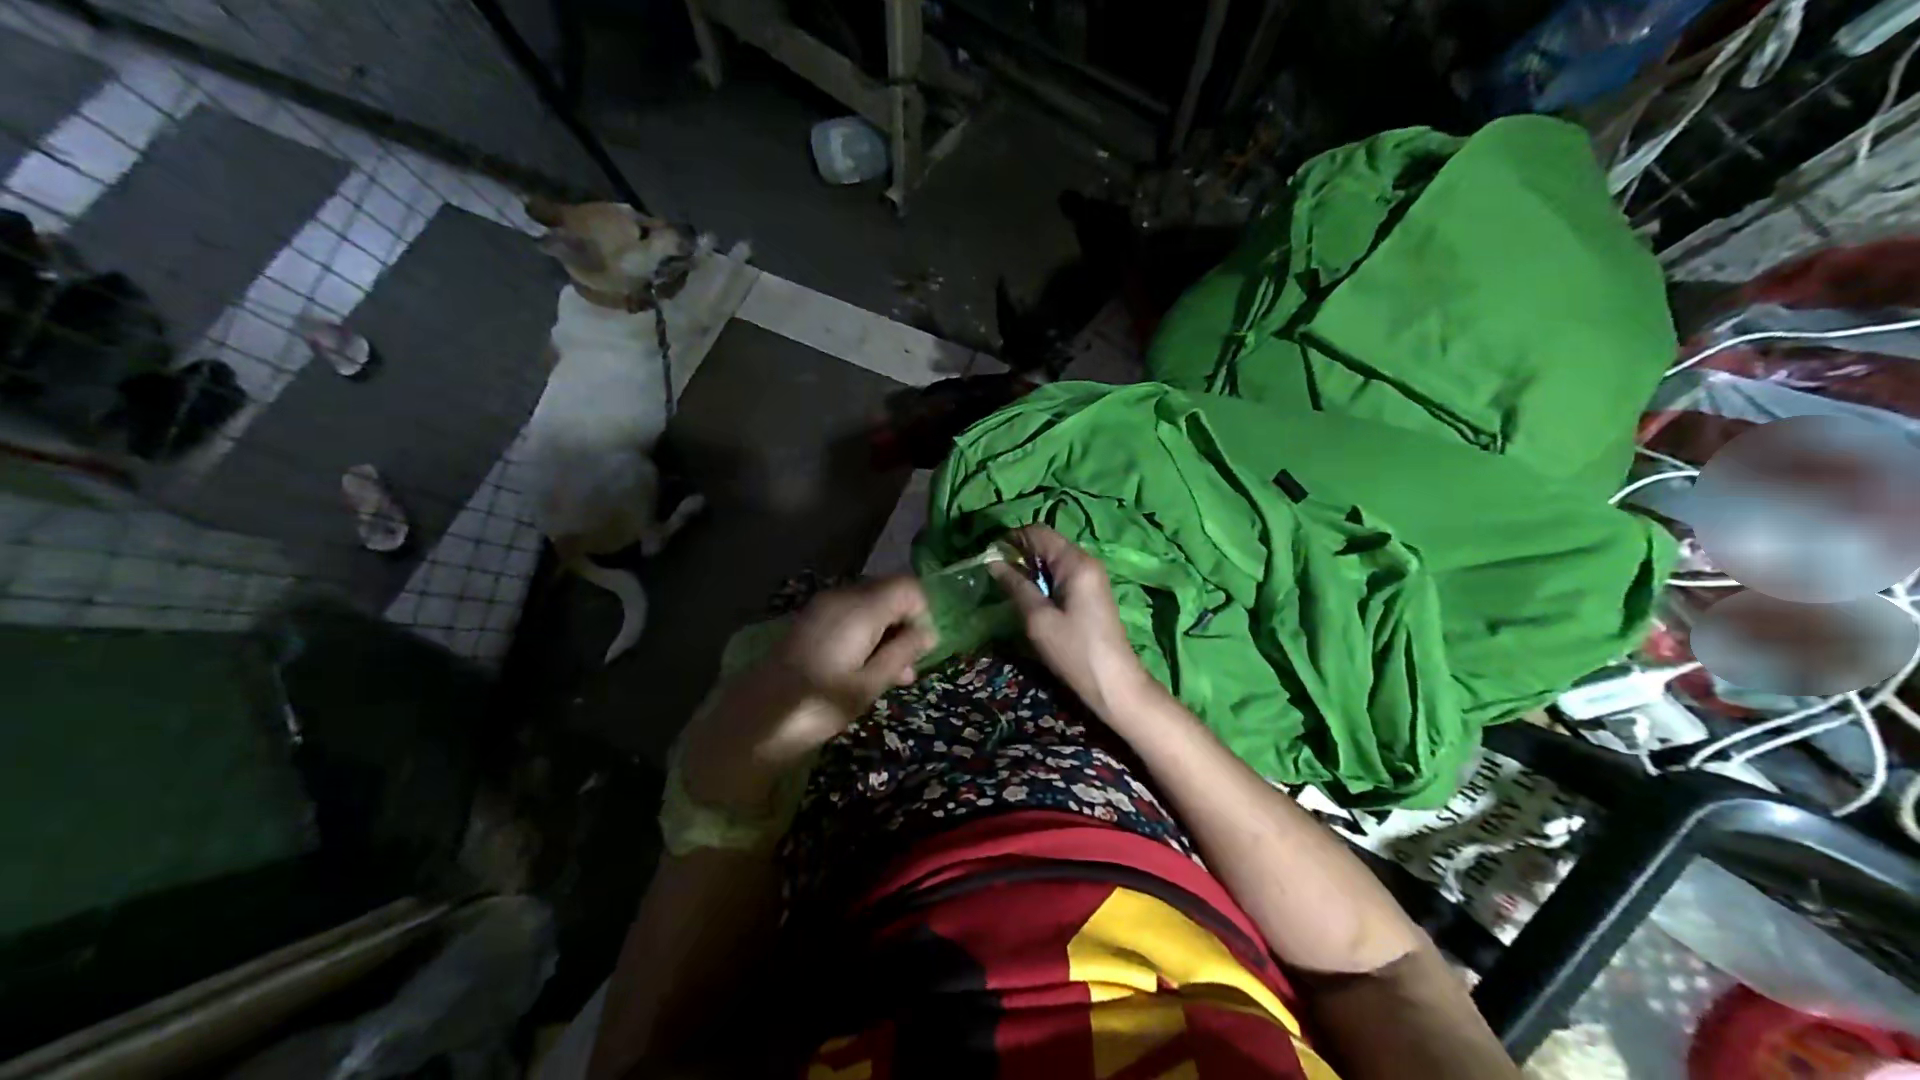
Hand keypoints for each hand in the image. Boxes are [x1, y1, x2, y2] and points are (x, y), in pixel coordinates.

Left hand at [680, 577, 933, 807]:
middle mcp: (842, 596)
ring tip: (889, 676)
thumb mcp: (870, 684)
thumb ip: (902, 652)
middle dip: (904, 625)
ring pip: (869, 606)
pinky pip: (849, 616)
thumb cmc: (818, 705)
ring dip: (885, 633)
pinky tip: (862, 669)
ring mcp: (822, 607)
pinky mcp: (809, 621)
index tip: (921, 650)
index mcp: (861, 608)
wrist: (754, 721)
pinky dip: (863, 635)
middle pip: (888, 593)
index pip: (908, 587)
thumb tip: (928, 632)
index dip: (922, 614)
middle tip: (907, 669)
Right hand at [989, 525, 1155, 721]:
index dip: (1011, 539)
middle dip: (1019, 554)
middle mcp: (1086, 562)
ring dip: (1030, 569)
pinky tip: (1031, 599)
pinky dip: (1043, 580)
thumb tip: (993, 562)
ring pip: (1053, 560)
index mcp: (1075, 562)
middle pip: (1047, 543)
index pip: (1038, 532)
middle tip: (995, 575)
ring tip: (1008, 588)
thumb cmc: (1074, 651)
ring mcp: (1091, 577)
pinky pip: (1062, 574)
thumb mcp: (1038, 619)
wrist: (1114, 684)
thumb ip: (1016, 586)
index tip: (989, 557)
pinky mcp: (1091, 593)